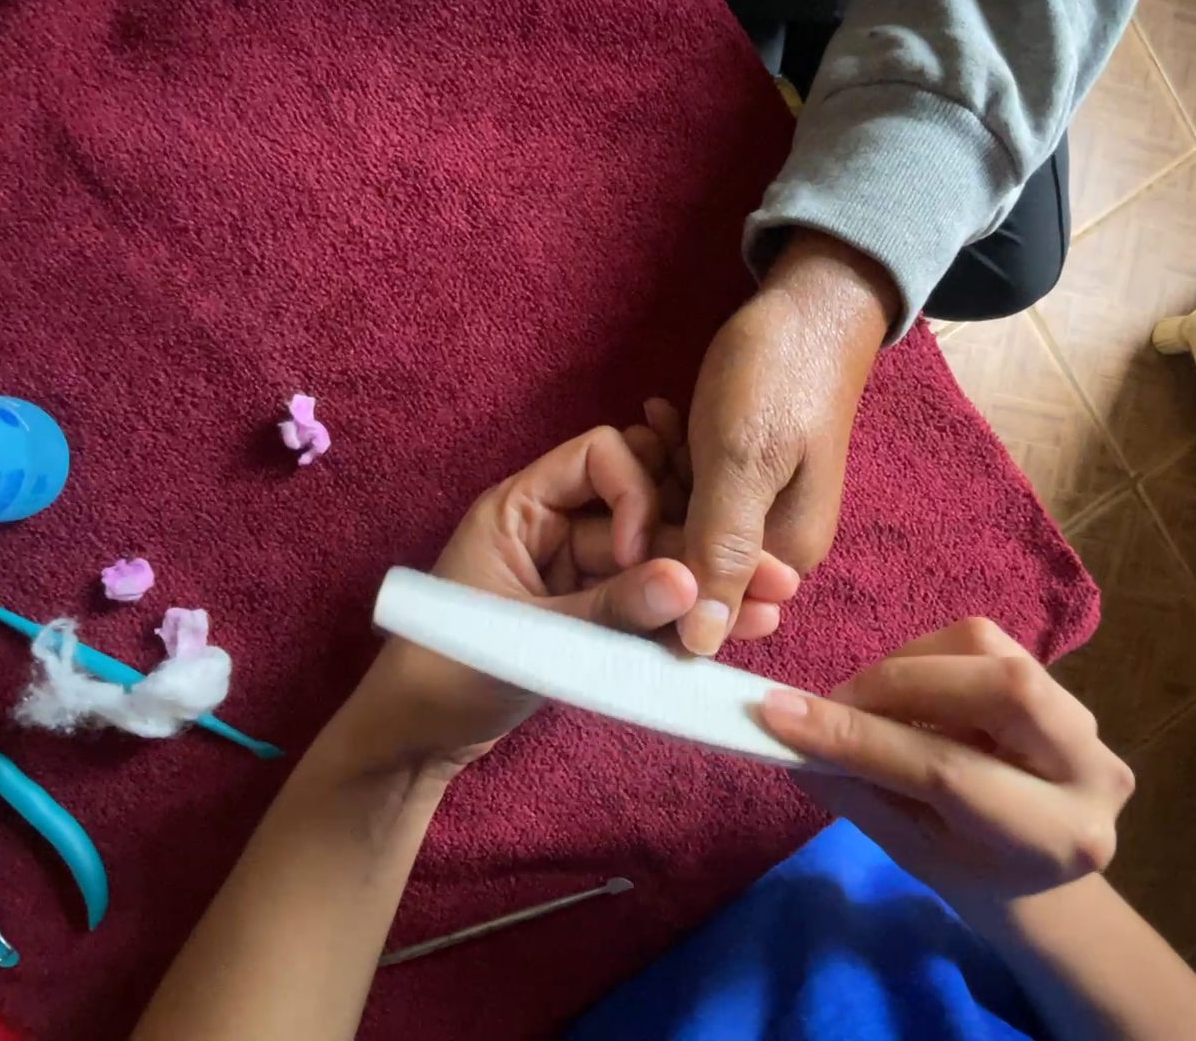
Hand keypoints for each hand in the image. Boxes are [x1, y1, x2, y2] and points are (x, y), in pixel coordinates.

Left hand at [345, 411, 800, 776]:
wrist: (421, 738)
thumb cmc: (446, 673)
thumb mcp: (526, 636)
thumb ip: (608, 609)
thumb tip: (689, 583)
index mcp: (523, 506)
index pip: (599, 457)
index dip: (636, 494)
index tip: (643, 555)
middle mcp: (559, 528)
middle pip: (644, 517)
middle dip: (701, 548)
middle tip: (773, 578)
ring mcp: (582, 573)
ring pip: (656, 564)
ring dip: (709, 583)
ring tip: (774, 604)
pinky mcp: (597, 615)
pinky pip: (649, 606)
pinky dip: (688, 617)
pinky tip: (743, 626)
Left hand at [678, 229, 894, 654]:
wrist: (812, 304)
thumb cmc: (777, 380)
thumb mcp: (741, 466)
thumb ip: (722, 554)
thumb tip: (702, 647)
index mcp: (785, 553)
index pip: (703, 599)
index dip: (653, 566)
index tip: (625, 520)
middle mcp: (775, 542)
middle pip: (689, 558)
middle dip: (655, 510)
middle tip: (645, 454)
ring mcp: (760, 508)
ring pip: (683, 519)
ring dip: (659, 475)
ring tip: (656, 424)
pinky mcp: (744, 478)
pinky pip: (693, 488)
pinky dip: (672, 456)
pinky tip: (661, 415)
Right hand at [758, 617, 1135, 904]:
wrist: (1030, 858)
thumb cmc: (961, 865)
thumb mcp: (903, 843)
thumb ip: (850, 783)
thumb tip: (782, 722)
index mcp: (1053, 838)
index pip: (948, 772)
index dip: (857, 737)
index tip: (777, 713)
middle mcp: (1091, 771)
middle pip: (1000, 688)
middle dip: (896, 683)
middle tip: (833, 703)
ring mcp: (1086, 718)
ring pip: (985, 649)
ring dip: (905, 666)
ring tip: (869, 704)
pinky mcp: (1059, 679)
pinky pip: (979, 639)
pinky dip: (923, 656)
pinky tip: (907, 693)